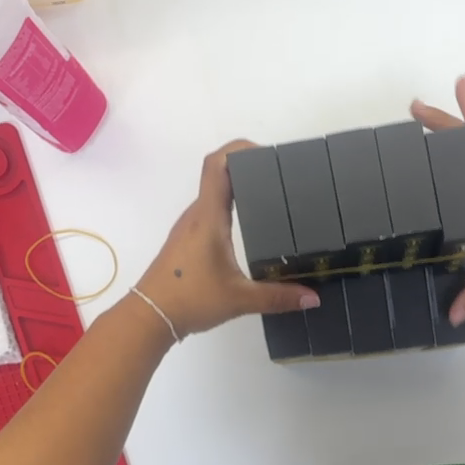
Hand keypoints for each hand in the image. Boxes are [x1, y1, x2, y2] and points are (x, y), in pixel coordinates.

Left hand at [133, 140, 319, 337]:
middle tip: (282, 180)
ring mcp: (190, 227)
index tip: (269, 156)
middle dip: (250, 169)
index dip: (241, 150)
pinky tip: (250, 228)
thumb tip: (313, 298)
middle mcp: (197, 215)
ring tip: (273, 200)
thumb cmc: (191, 299)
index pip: (218, 165)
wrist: (151, 315)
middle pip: (220, 174)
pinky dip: (232, 210)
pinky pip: (212, 213)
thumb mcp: (240, 300)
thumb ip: (278, 298)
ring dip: (240, 190)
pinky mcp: (188, 242)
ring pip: (216, 195)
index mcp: (209, 217)